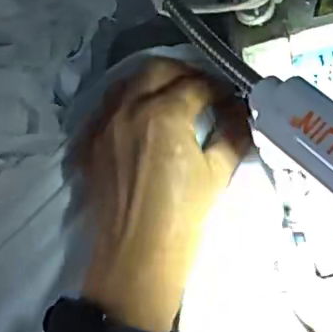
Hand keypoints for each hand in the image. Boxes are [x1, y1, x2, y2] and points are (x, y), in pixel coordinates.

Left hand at [78, 59, 249, 331]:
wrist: (136, 260)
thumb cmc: (182, 220)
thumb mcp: (217, 175)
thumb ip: (232, 136)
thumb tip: (241, 115)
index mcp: (164, 114)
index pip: (197, 85)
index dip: (220, 89)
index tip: (232, 98)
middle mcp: (129, 110)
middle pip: (158, 71)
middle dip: (184, 74)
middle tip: (204, 90)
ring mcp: (104, 126)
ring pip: (127, 85)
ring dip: (153, 83)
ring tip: (174, 100)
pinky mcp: (91, 146)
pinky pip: (107, 110)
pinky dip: (127, 104)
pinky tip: (142, 120)